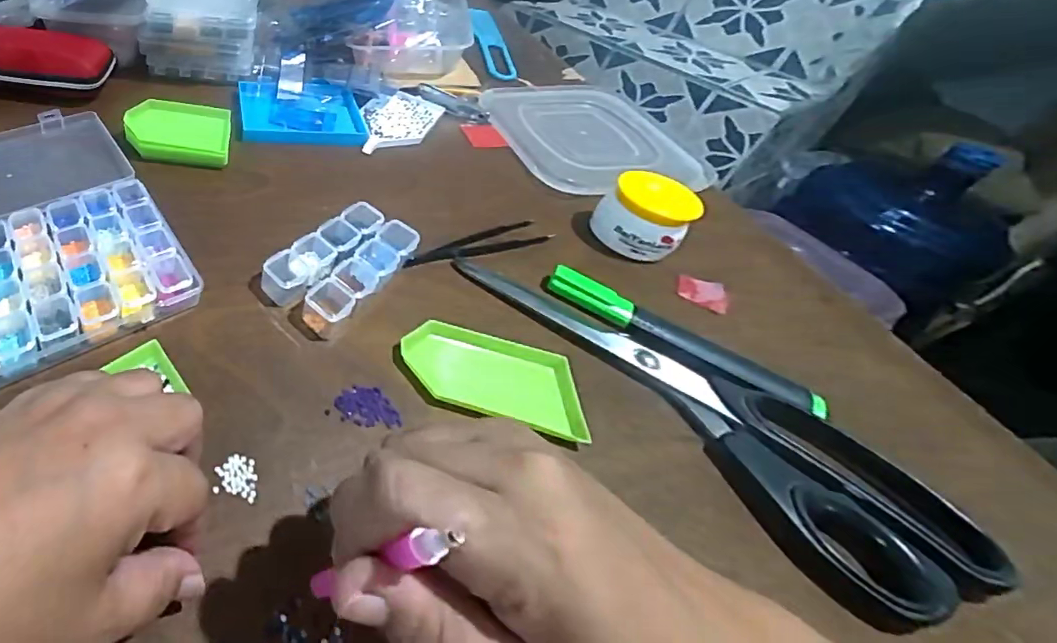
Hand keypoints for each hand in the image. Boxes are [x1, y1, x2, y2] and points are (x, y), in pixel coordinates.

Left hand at [0, 370, 206, 642]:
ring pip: (140, 382)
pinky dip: (103, 407)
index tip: (168, 564)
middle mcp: (107, 416)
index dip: (191, 532)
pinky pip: (90, 380)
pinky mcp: (26, 395)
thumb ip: (155, 586)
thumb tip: (189, 571)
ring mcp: (64, 396)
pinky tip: (71, 456)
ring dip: (146, 424)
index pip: (195, 488)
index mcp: (132, 470)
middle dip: (181, 460)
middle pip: (183, 411)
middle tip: (149, 513)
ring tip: (115, 477)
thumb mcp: (90, 620)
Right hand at [326, 422, 826, 642]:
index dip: (354, 529)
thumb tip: (344, 586)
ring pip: (409, 438)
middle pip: (392, 454)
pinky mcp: (523, 434)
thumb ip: (432, 626)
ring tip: (418, 552)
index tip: (359, 584)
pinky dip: (421, 471)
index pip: (395, 486)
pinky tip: (448, 519)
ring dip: (392, 491)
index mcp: (527, 531)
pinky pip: (441, 435)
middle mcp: (517, 460)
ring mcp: (521, 438)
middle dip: (366, 512)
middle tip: (386, 577)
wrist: (712, 638)